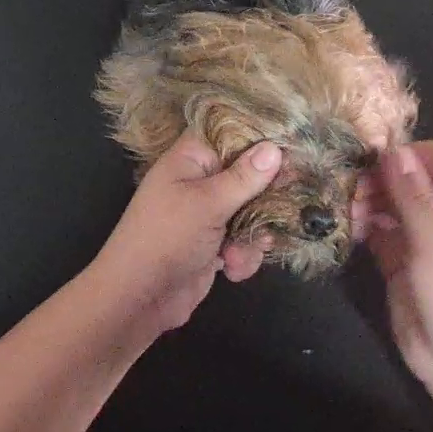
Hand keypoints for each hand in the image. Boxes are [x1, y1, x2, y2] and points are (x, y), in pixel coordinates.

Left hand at [83, 132, 283, 335]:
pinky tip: (230, 270)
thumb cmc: (167, 237)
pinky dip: (243, 256)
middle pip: (249, 176)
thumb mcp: (208, 203)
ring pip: (252, 212)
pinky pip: (244, 241)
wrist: (140, 297)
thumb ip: (244, 178)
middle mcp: (200, 180)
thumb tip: (274, 148)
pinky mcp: (214, 243)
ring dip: (252, 237)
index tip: (292, 152)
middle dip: (264, 201)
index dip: (261, 142)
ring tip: (238, 252)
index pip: (231, 134)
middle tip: (283, 210)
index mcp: (191, 157)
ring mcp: (208, 213)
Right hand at [363, 141, 432, 387]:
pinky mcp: (397, 261)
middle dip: (379, 176)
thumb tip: (392, 151)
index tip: (377, 156)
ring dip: (365, 199)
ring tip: (349, 209)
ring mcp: (417, 238)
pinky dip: (359, 223)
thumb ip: (414, 197)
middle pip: (407, 178)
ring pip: (387, 202)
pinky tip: (347, 224)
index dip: (412, 152)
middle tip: (353, 185)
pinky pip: (374, 230)